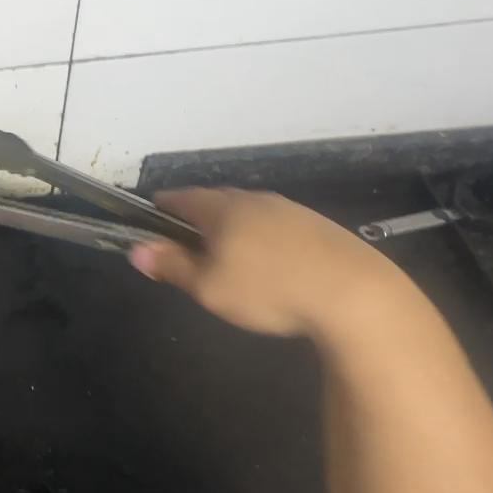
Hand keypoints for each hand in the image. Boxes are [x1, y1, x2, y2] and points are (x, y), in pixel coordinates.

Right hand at [129, 187, 416, 339]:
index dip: (160, 207)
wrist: (356, 295)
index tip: (148, 222)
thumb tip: (136, 249)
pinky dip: (258, 237)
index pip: (181, 197)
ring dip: (228, 227)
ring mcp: (291, 211)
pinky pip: (273, 225)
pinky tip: (263, 263)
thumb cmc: (268, 290)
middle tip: (181, 244)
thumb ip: (171, 266)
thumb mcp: (208, 287)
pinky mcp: (318, 227)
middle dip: (194, 218)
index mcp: (223, 209)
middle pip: (215, 201)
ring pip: (247, 212)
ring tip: (221, 255)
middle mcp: (256, 200)